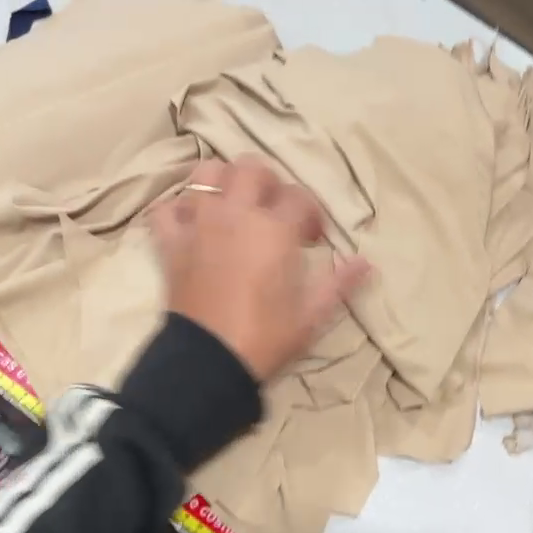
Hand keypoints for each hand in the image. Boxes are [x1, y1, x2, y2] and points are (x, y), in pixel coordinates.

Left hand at [150, 155, 370, 380]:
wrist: (211, 363)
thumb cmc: (266, 340)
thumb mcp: (311, 316)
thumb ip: (338, 284)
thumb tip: (366, 263)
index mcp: (275, 230)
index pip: (300, 198)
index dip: (311, 214)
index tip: (313, 239)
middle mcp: (235, 214)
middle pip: (252, 169)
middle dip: (268, 184)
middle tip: (273, 212)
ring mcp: (199, 225)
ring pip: (207, 174)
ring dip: (222, 182)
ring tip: (232, 207)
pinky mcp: (171, 244)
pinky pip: (166, 209)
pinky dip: (177, 210)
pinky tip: (190, 223)